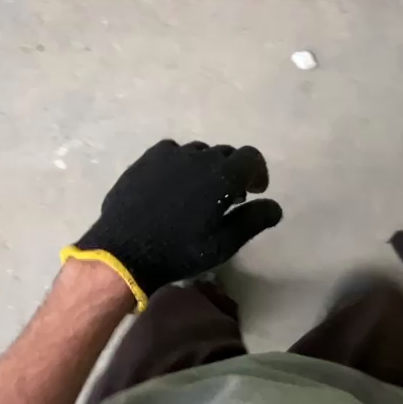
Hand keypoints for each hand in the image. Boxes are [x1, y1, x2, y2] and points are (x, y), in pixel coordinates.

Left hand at [65, 140, 282, 309]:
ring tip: (198, 193)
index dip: (257, 172)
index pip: (251, 157)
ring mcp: (171, 155)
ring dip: (206, 168)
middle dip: (232, 172)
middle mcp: (199, 156)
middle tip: (227, 198)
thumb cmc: (180, 251)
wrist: (126, 250)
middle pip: (225, 154)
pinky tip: (173, 186)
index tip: (254, 191)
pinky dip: (181, 164)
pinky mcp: (147, 158)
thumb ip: (253, 220)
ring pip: (199, 153)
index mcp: (222, 174)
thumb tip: (276, 206)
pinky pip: (173, 153)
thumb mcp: (224, 243)